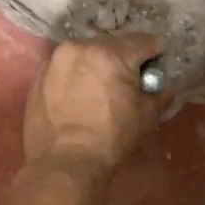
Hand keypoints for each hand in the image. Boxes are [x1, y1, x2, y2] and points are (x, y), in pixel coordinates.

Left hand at [23, 34, 163, 174]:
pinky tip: (78, 95)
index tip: (158, 61)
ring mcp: (55, 59)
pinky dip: (75, 74)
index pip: (143, 41)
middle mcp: (80, 47)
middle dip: (124, 57)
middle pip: (112, 44)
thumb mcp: (145, 117)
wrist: (63, 162)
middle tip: (129, 79)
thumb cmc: (110, 139)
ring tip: (101, 87)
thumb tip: (165, 89)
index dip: (156, 51)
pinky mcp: (39, 75)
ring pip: (85, 53)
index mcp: (110, 53)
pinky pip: (65, 67)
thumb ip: (159, 95)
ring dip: (97, 64)